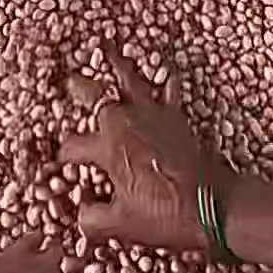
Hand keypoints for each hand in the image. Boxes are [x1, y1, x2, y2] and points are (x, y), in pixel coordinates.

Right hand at [58, 51, 211, 250]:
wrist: (211, 205)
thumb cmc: (164, 214)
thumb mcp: (121, 224)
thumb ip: (93, 218)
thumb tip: (82, 213)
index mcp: (107, 148)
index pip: (74, 146)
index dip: (64, 155)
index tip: (62, 162)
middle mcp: (125, 122)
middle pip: (96, 97)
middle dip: (80, 88)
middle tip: (70, 78)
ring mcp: (151, 114)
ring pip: (129, 80)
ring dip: (117, 65)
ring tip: (108, 48)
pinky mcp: (174, 114)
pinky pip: (168, 88)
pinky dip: (165, 77)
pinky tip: (166, 67)